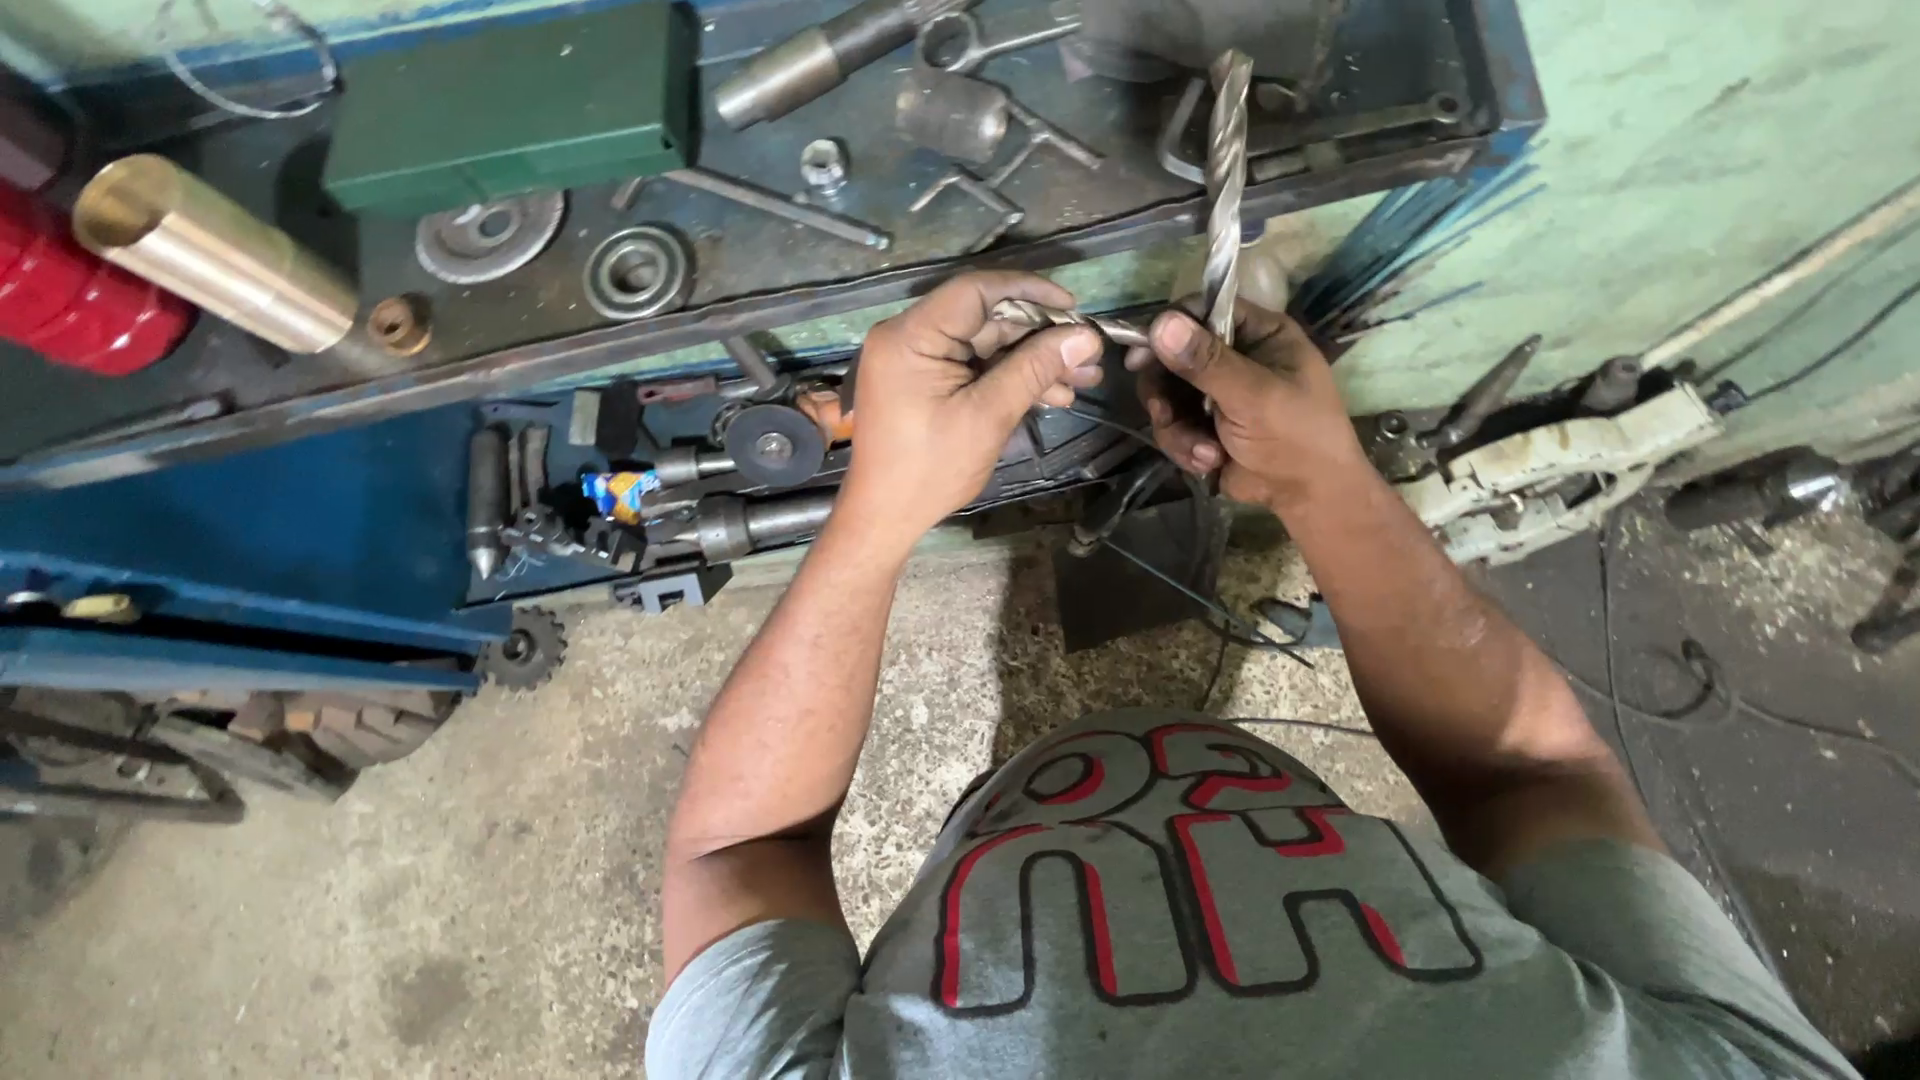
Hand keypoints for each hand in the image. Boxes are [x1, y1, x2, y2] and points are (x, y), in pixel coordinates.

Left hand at [838, 272, 1104, 550]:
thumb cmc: (930, 470)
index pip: (975, 290)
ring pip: (985, 346)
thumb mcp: (987, 416)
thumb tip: (1085, 337)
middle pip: (984, 318)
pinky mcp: (925, 382)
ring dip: (1032, 361)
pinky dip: (1009, 378)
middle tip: (1087, 354)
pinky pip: (973, 367)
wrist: (886, 517)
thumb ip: (1034, 370)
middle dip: (1039, 336)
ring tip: (1081, 380)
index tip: (1072, 308)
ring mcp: (916, 360)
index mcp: (910, 336)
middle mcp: (908, 337)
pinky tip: (1052, 394)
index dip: (1028, 292)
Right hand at [1130, 300, 1367, 511]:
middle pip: (1172, 356)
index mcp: (1258, 334)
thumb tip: (1161, 324)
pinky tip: (1210, 462)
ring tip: (1202, 450)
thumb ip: (1206, 362)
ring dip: (1177, 428)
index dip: (1169, 328)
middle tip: (1163, 413)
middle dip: (1166, 392)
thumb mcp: (1253, 395)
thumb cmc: (1296, 435)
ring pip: (1166, 395)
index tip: (1142, 353)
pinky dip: (1185, 446)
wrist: (1306, 494)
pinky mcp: (1201, 423)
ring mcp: (1214, 392)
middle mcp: (1233, 356)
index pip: (1203, 311)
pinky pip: (1172, 425)